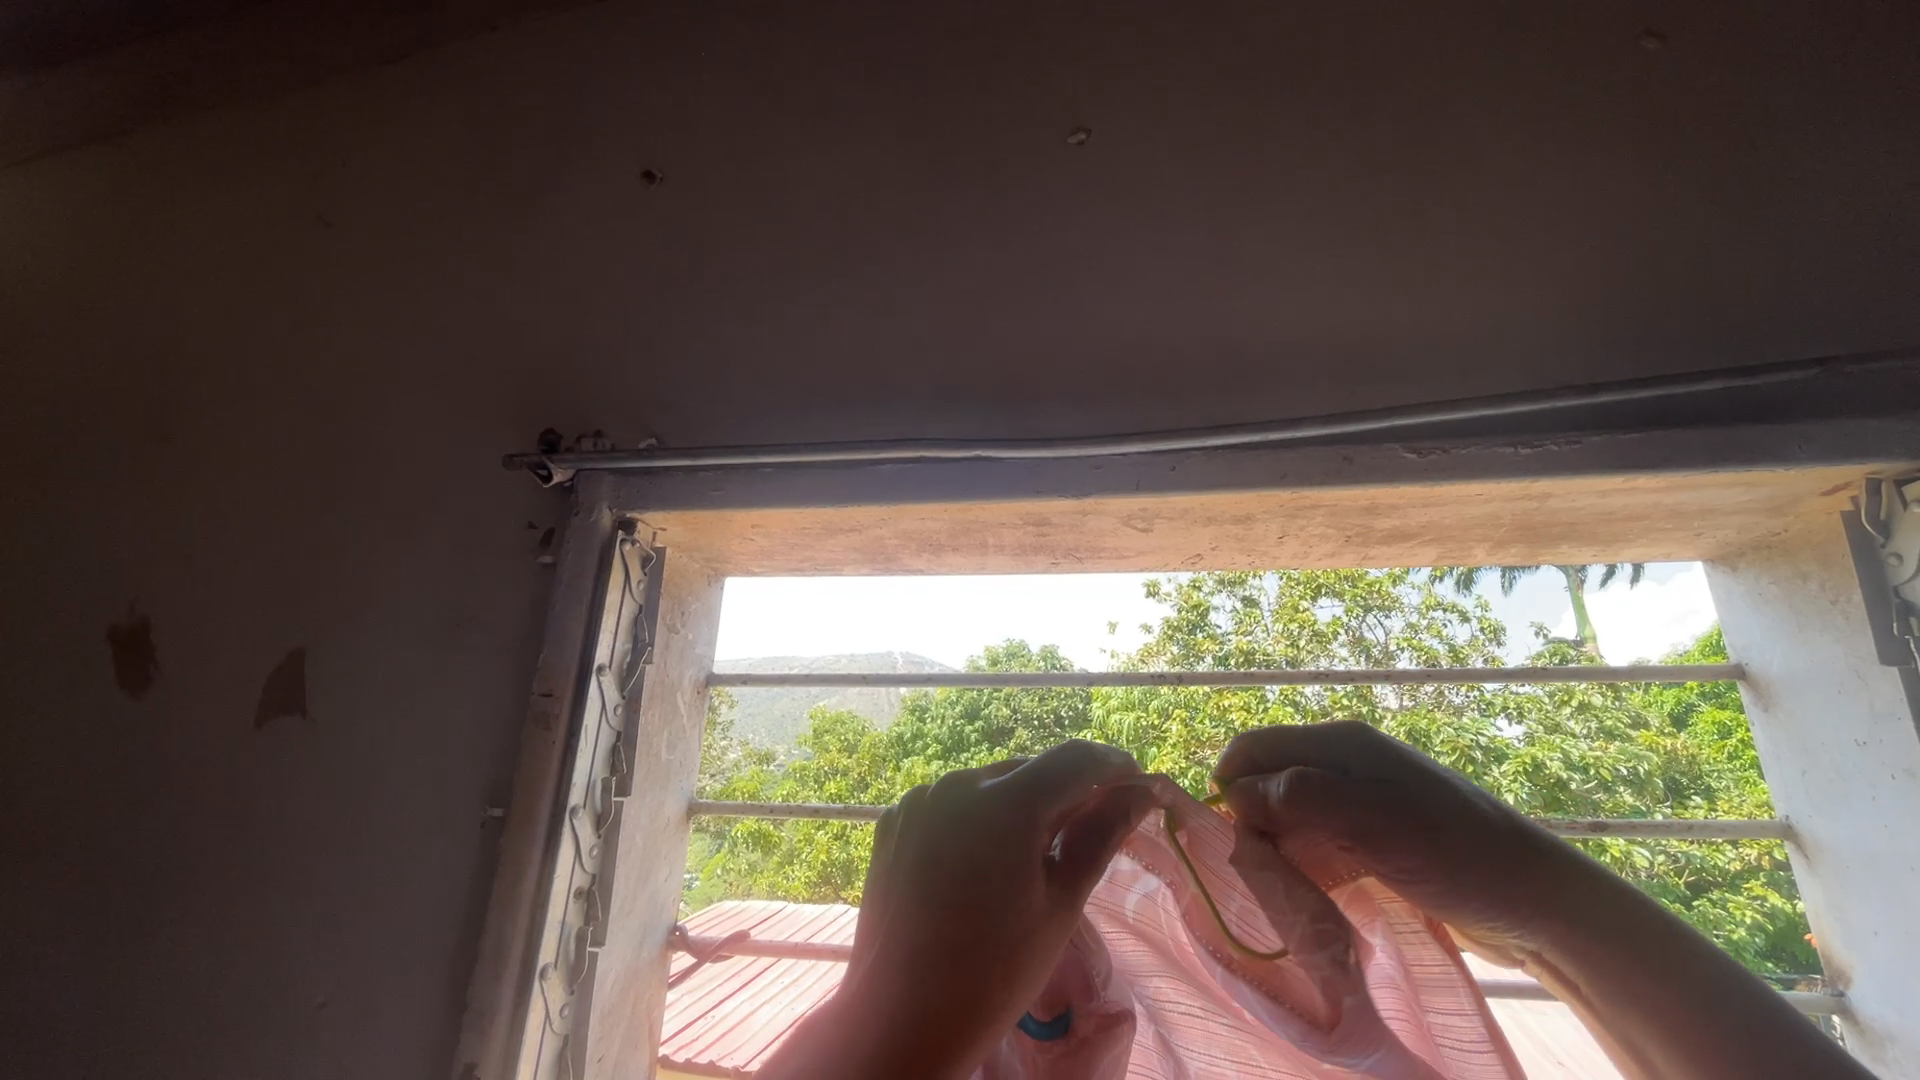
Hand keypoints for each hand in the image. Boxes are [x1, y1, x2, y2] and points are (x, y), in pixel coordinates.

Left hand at [763, 740, 1152, 1079]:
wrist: (898, 1020)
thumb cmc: (994, 972)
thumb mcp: (1060, 905)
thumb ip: (1101, 835)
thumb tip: (1141, 792)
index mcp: (1004, 803)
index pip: (1074, 760)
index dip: (1112, 766)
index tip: (1135, 784)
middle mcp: (957, 784)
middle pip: (1030, 770)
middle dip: (1066, 793)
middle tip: (1087, 836)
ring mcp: (919, 800)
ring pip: (990, 785)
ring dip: (1019, 806)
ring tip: (1029, 861)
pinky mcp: (894, 819)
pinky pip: (951, 804)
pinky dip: (977, 819)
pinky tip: (980, 866)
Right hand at [1214, 720, 1585, 960]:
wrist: (1540, 901)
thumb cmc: (1455, 854)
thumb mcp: (1375, 822)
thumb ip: (1300, 799)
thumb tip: (1233, 795)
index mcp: (1338, 743)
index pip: (1252, 748)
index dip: (1231, 787)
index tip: (1235, 840)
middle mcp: (1340, 762)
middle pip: (1266, 779)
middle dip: (1251, 819)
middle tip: (1262, 870)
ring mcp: (1356, 797)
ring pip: (1285, 811)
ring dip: (1275, 844)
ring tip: (1285, 885)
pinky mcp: (1369, 832)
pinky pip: (1313, 837)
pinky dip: (1301, 860)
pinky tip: (1313, 888)